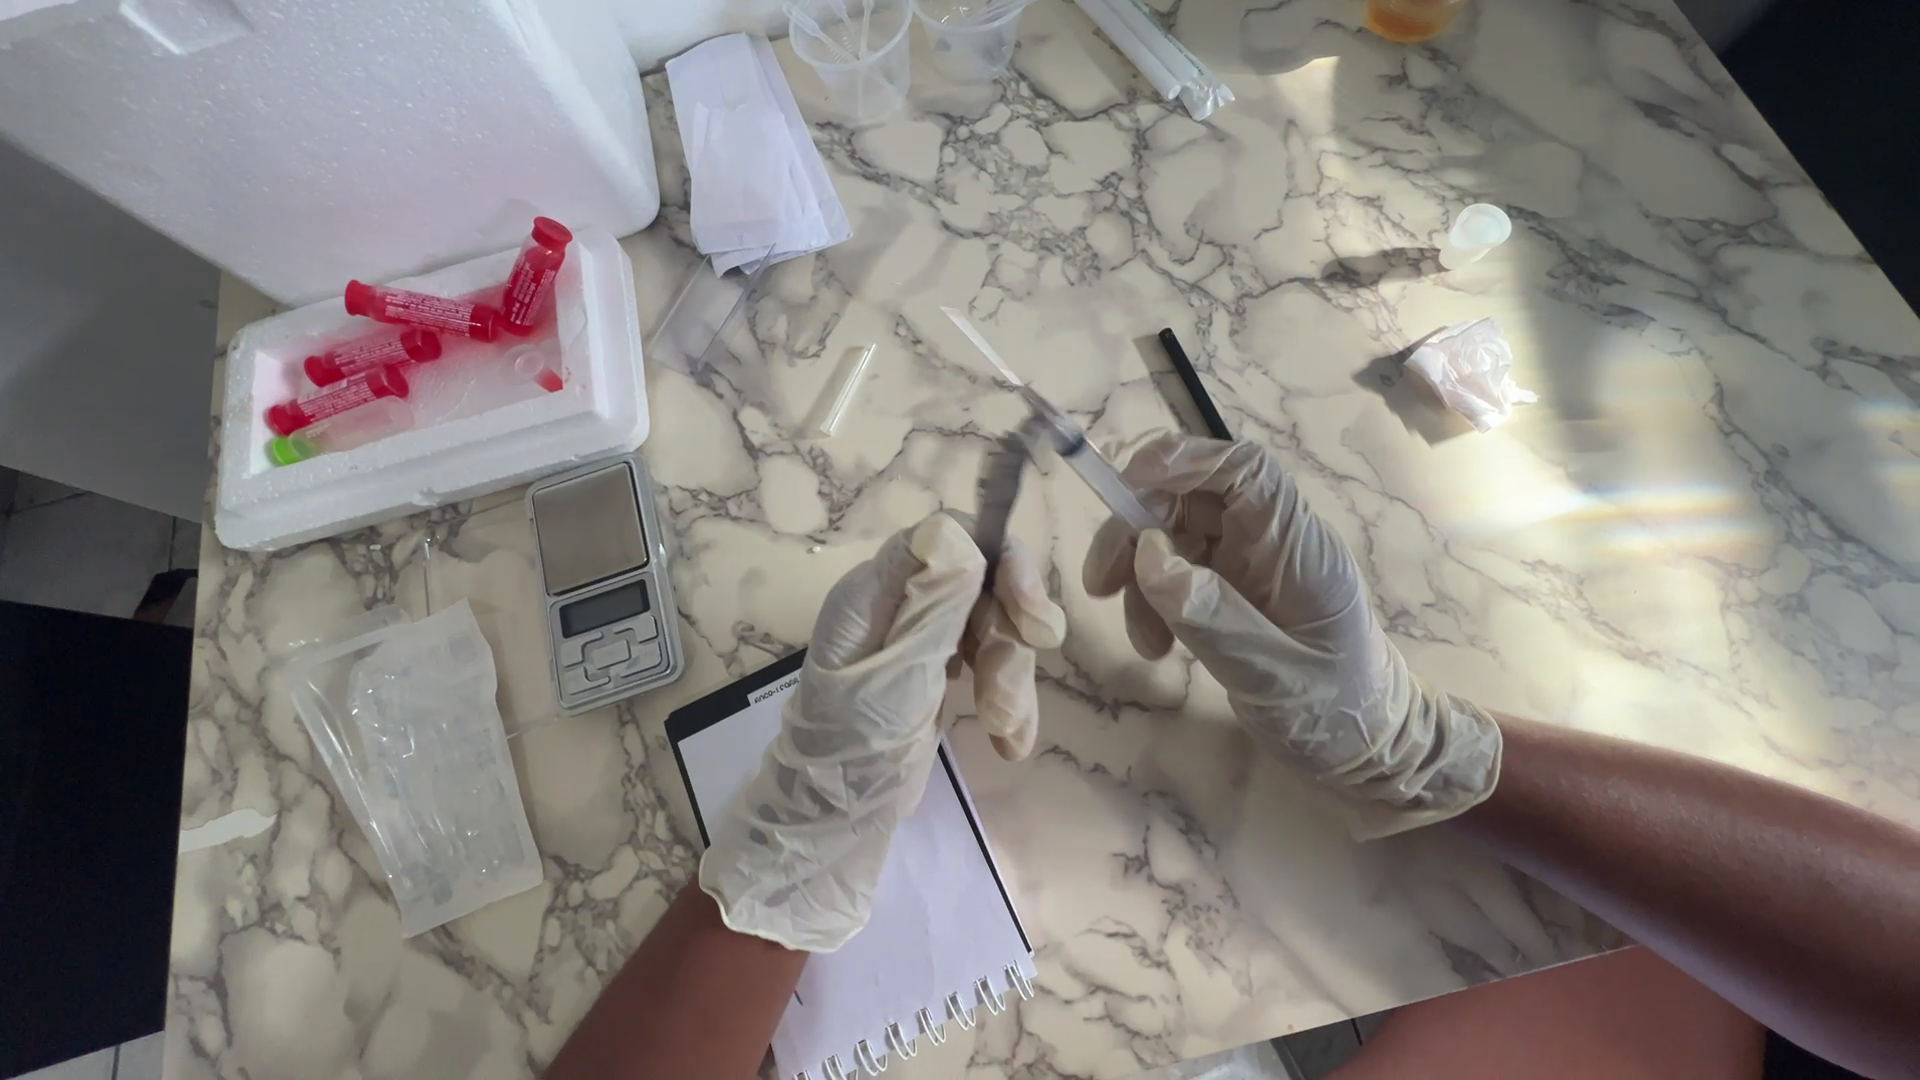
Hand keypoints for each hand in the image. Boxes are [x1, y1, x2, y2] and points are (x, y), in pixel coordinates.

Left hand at [701, 513, 1065, 951]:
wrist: (834, 818)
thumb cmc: (852, 750)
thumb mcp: (895, 680)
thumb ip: (930, 608)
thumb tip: (960, 533)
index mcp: (876, 590)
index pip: (950, 535)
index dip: (1002, 562)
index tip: (1032, 620)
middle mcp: (900, 599)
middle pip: (983, 581)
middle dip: (1008, 639)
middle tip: (1006, 702)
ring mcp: (922, 632)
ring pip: (996, 623)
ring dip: (1012, 677)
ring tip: (1005, 733)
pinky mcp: (941, 665)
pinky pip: (993, 660)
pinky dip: (1010, 699)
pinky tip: (1010, 742)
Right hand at [1082, 433, 1499, 838]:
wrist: (1364, 749)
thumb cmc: (1336, 711)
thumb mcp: (1273, 675)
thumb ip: (1213, 616)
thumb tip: (1148, 557)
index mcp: (1295, 546)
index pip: (1244, 470)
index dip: (1187, 459)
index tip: (1129, 481)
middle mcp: (1266, 542)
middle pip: (1188, 499)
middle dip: (1135, 528)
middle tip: (1099, 581)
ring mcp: (1243, 565)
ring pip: (1171, 535)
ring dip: (1136, 575)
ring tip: (1140, 640)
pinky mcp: (1225, 590)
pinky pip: (1171, 574)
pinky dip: (1149, 603)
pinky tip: (1153, 646)